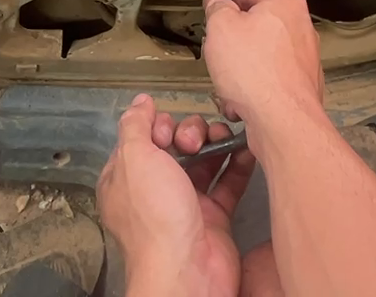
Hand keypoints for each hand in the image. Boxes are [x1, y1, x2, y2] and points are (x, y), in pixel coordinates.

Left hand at [96, 94, 255, 296]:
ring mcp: (186, 203)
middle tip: (192, 143)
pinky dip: (238, 163)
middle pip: (175, 144)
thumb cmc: (155, 216)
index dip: (156, 127)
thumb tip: (140, 102)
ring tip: (224, 139)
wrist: (187, 274)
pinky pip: (229, 181)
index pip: (142, 137)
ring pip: (204, 159)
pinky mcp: (215, 216)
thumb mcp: (134, 159)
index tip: (165, 134)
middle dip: (188, 132)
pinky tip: (247, 148)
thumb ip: (135, 125)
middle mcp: (155, 190)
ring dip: (216, 142)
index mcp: (128, 178)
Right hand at [201, 0, 324, 153]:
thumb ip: (217, 8)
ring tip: (230, 81)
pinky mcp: (300, 86)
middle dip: (232, 42)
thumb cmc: (257, 73)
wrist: (282, 122)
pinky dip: (253, 89)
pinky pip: (268, 81)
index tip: (212, 10)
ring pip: (259, 56)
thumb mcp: (220, 26)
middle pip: (254, 26)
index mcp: (286, 3)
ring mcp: (303, 59)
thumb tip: (217, 4)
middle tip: (219, 51)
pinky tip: (243, 100)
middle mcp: (301, 28)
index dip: (224, 1)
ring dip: (239, 69)